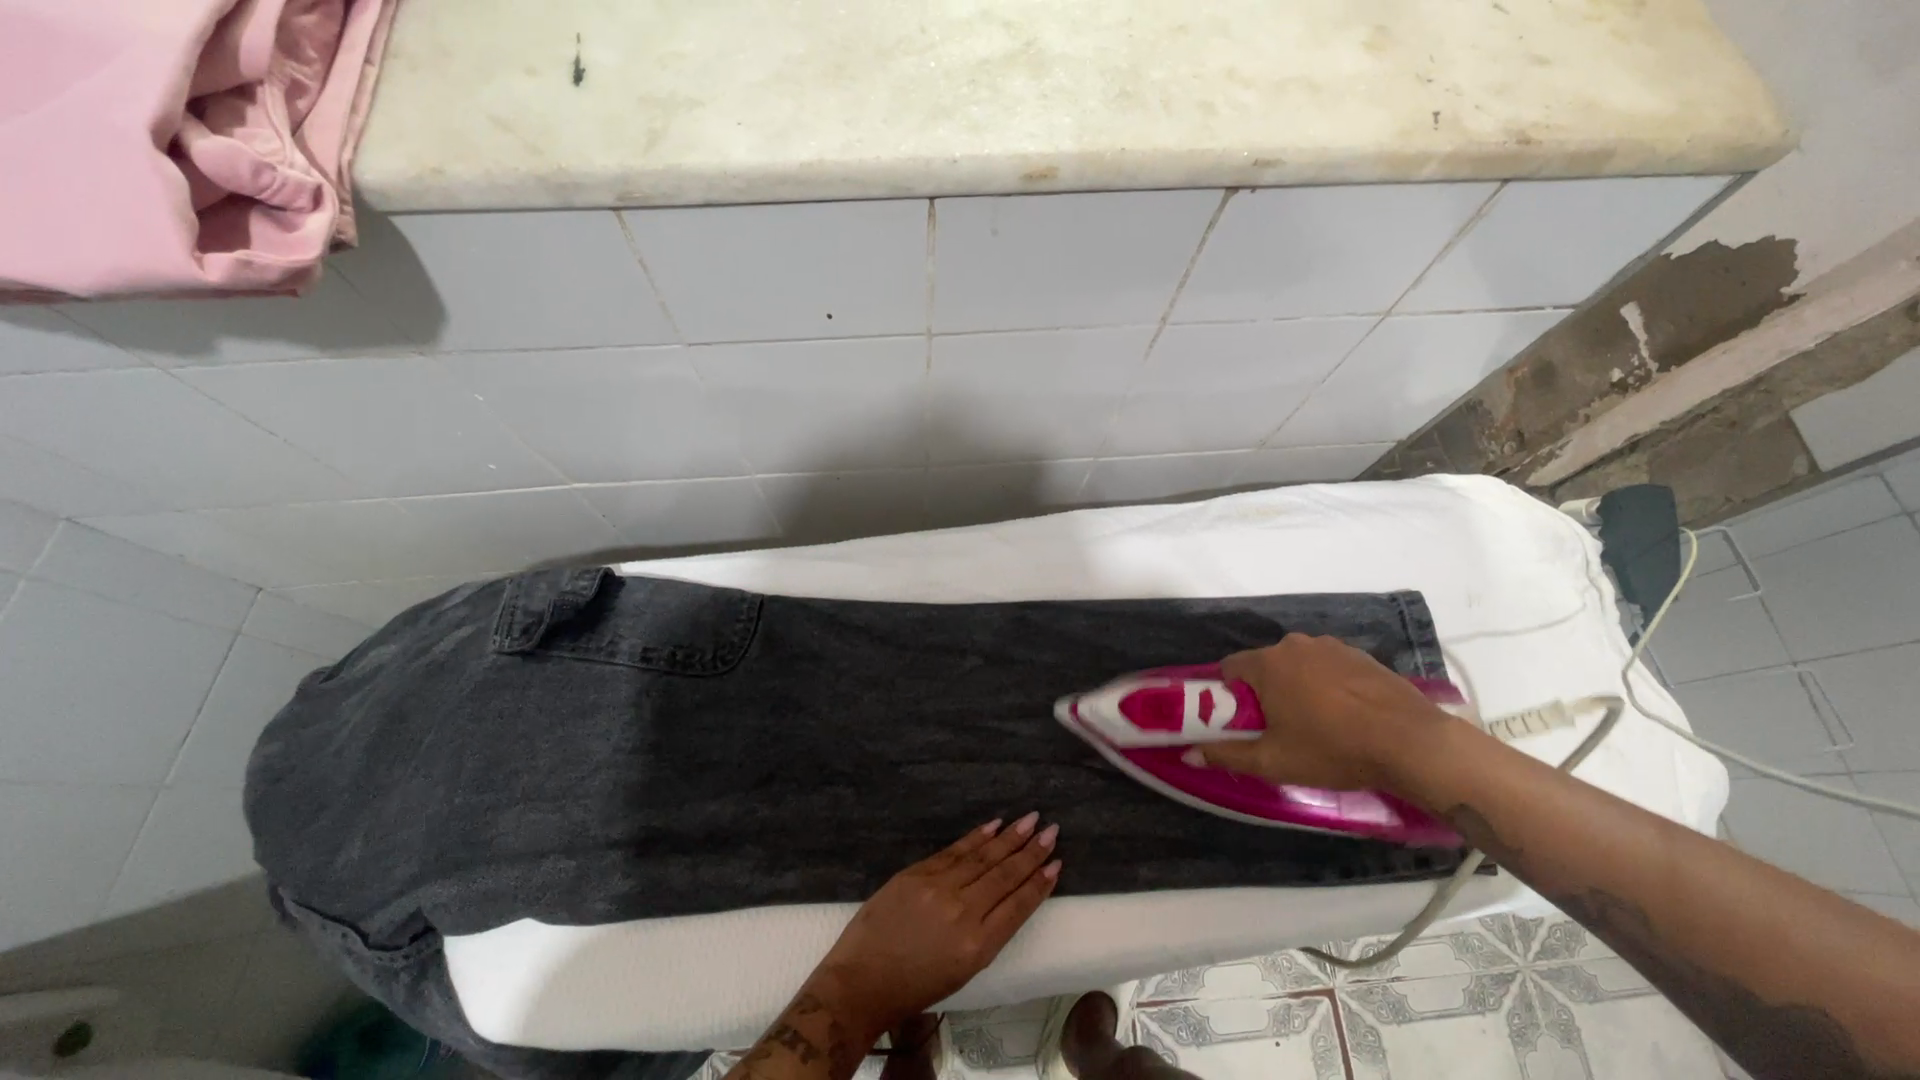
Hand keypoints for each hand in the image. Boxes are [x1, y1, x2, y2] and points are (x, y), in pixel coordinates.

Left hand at [811, 814, 1060, 1032]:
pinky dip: (976, 837)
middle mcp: (963, 912)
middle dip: (1031, 851)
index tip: (1057, 862)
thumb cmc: (914, 987)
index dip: (1039, 883)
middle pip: (1004, 875)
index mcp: (978, 946)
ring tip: (1030, 820)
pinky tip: (994, 825)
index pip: (1018, 905)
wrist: (861, 982)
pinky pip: (954, 851)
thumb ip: (987, 934)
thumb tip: (1006, 898)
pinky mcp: (916, 874)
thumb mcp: (963, 971)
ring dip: (1009, 837)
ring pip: (982, 858)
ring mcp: (938, 889)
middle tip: (1051, 830)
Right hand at [1198, 634, 1452, 793]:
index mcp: (1268, 664)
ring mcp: (1332, 647)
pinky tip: (1346, 715)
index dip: (1230, 696)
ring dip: (1298, 687)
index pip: (1230, 668)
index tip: (1243, 722)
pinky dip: (1328, 686)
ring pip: (1299, 665)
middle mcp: (1296, 645)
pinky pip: (1329, 667)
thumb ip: (1226, 755)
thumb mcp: (1273, 761)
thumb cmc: (1332, 750)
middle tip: (1279, 728)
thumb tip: (1188, 755)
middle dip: (1265, 692)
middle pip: (1265, 665)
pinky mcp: (1363, 656)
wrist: (1411, 743)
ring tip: (1317, 723)